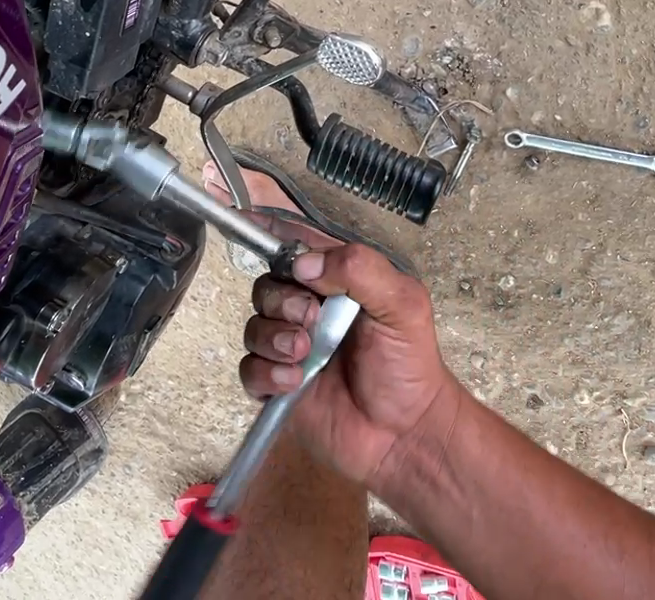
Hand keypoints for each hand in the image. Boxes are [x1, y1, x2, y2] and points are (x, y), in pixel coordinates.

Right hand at [205, 165, 459, 488]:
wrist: (406, 435)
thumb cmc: (410, 365)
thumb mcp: (402, 304)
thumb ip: (361, 270)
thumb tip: (305, 263)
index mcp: (341, 281)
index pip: (301, 246)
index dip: (271, 231)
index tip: (244, 219)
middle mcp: (312, 308)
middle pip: (269, 284)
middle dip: (282, 299)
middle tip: (311, 319)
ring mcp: (293, 346)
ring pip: (254, 323)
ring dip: (274, 335)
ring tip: (304, 353)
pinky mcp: (278, 383)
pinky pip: (249, 367)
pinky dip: (265, 372)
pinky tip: (293, 381)